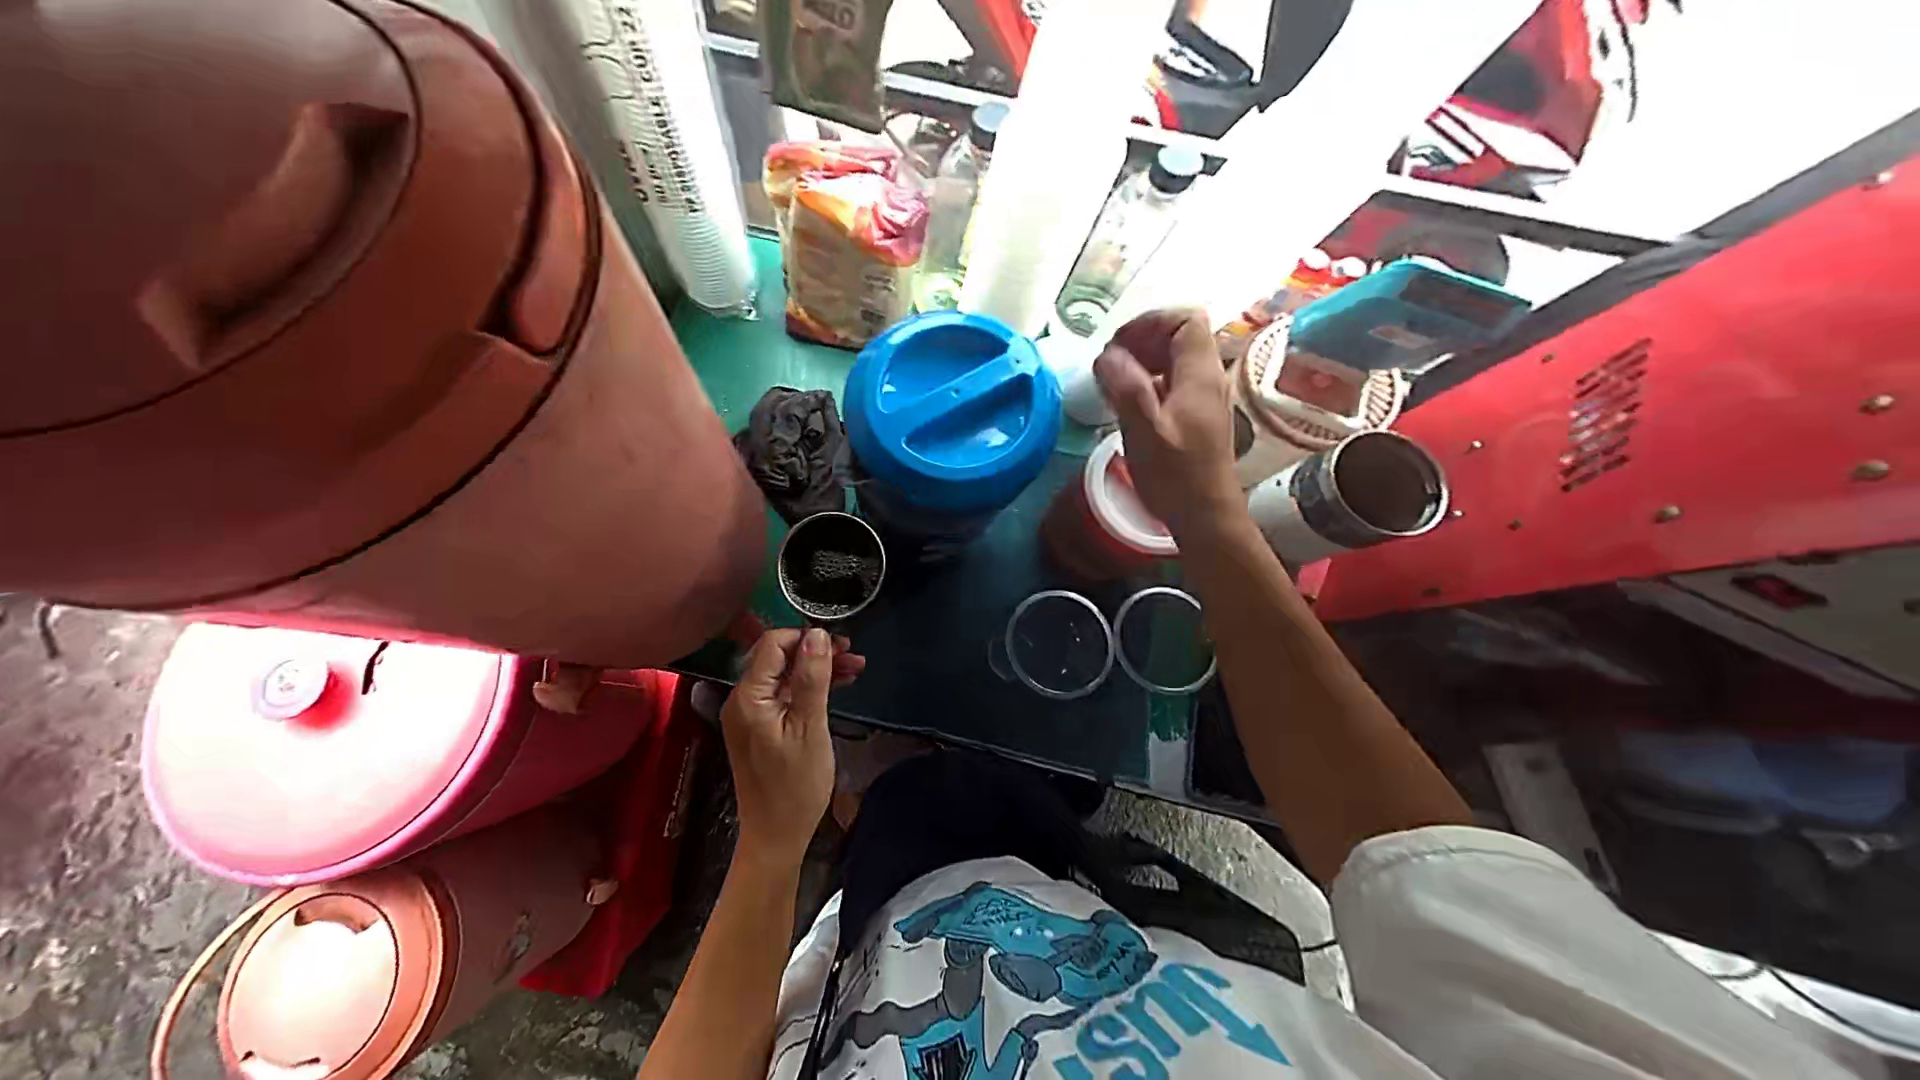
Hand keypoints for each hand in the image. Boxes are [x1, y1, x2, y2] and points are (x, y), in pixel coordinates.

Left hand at [719, 628, 862, 866]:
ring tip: (855, 667)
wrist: (777, 835)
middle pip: (778, 657)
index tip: (840, 642)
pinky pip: (784, 694)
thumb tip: (818, 633)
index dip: (806, 636)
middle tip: (852, 653)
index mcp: (748, 697)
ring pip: (784, 674)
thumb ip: (812, 678)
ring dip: (817, 667)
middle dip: (815, 650)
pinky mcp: (760, 726)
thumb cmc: (796, 784)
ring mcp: (750, 714)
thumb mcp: (810, 727)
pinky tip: (838, 684)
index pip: (772, 644)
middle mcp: (742, 700)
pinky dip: (809, 687)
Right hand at [1093, 308, 1241, 537]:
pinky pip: (1175, 381)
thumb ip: (1126, 387)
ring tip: (1115, 381)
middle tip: (1112, 362)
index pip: (1186, 319)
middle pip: (1182, 335)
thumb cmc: (1175, 476)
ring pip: (1177, 358)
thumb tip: (1107, 355)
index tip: (1119, 345)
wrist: (1205, 515)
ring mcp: (1206, 398)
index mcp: (1200, 375)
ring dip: (1144, 360)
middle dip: (1143, 339)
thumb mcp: (1144, 431)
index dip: (1150, 322)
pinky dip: (1151, 380)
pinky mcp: (1199, 416)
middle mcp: (1210, 379)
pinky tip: (1130, 403)